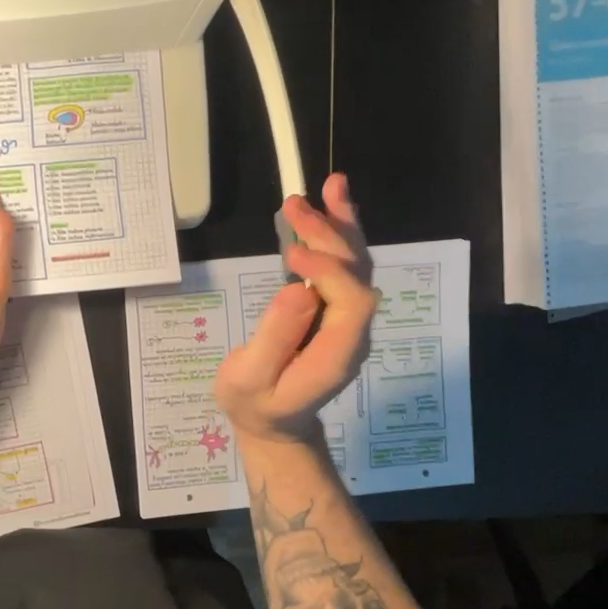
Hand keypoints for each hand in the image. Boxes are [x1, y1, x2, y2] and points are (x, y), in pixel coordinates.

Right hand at [215, 173, 374, 446]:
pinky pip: (346, 269)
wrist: (273, 422)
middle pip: (358, 276)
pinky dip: (340, 235)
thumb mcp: (249, 378)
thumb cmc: (255, 404)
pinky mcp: (337, 310)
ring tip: (329, 186)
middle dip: (331, 236)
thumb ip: (274, 338)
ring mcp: (348, 320)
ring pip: (357, 266)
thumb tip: (298, 290)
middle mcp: (353, 332)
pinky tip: (332, 205)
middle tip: (294, 204)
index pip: (352, 302)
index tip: (291, 252)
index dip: (330, 270)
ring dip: (341, 226)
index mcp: (337, 353)